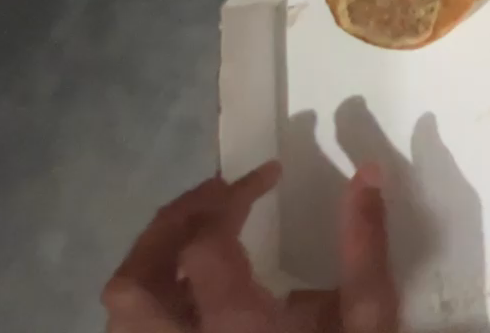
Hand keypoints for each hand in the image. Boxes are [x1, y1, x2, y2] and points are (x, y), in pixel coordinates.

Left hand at [102, 162, 397, 332]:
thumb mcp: (370, 311)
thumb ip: (365, 242)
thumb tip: (368, 172)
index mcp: (235, 325)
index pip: (204, 245)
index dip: (231, 197)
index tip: (270, 172)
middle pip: (134, 279)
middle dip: (172, 221)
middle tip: (220, 191)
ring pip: (119, 310)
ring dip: (154, 255)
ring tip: (202, 227)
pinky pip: (131, 329)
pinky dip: (153, 289)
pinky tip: (193, 279)